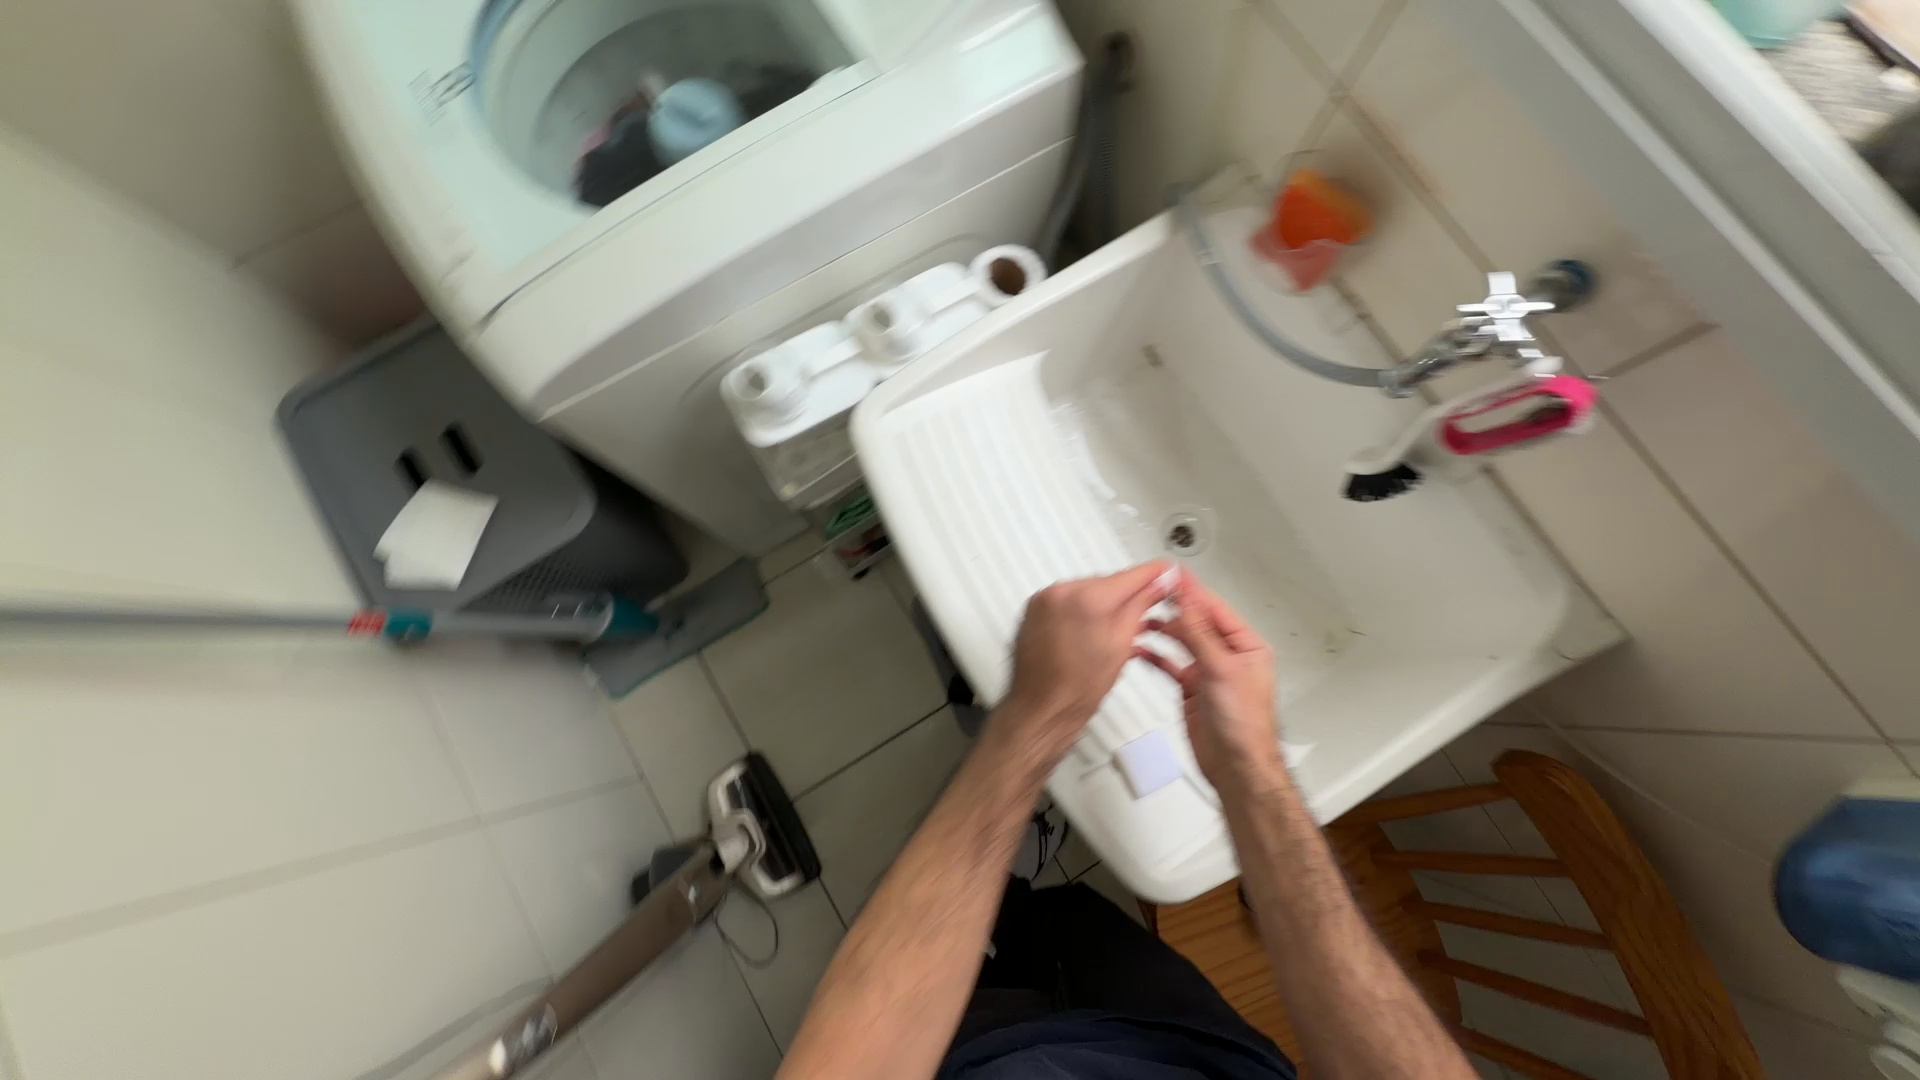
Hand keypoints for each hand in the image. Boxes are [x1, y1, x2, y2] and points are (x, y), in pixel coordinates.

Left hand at [996, 561, 1174, 761]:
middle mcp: (1061, 590)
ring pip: (1087, 590)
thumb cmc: (1081, 688)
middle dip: (1127, 594)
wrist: (1040, 709)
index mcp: (1086, 598)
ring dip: (1104, 603)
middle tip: (1148, 611)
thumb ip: (1140, 607)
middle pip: (1107, 582)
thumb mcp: (1121, 645)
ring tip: (1117, 628)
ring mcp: (1043, 598)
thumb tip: (1160, 583)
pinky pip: (1068, 599)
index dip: (1154, 575)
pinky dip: (1083, 609)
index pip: (1130, 576)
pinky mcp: (1033, 608)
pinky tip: (1093, 629)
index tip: (1171, 573)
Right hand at [1135, 572, 1283, 788]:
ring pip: (1181, 641)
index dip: (1192, 592)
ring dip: (1163, 630)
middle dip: (1174, 608)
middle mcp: (1228, 655)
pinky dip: (1156, 655)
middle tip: (1151, 592)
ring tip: (1141, 616)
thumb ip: (1199, 634)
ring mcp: (1209, 671)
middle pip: (1197, 622)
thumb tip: (1186, 603)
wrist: (1236, 767)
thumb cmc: (1245, 725)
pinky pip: (1170, 664)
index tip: (1173, 575)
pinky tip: (1142, 648)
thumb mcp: (1221, 669)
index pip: (1214, 609)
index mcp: (1246, 646)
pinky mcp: (1192, 688)